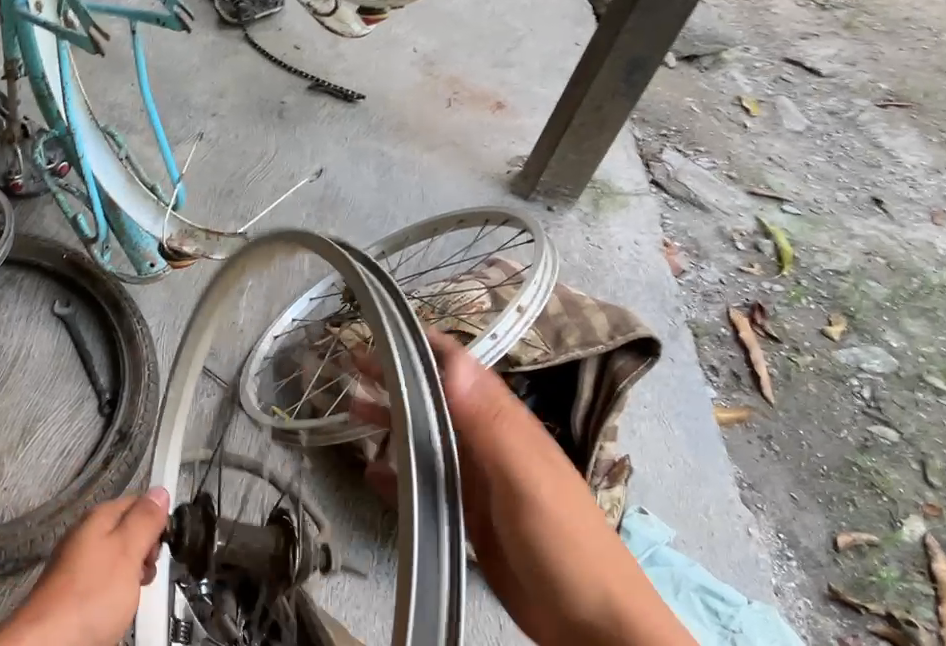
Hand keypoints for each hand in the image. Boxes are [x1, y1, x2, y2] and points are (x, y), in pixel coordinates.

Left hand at [0, 487, 169, 645]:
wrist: (52, 640)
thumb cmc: (89, 596)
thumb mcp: (127, 551)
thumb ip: (144, 520)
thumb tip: (159, 492)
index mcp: (99, 518)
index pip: (138, 502)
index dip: (156, 521)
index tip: (164, 543)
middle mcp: (87, 535)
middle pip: (130, 532)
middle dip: (146, 552)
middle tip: (145, 570)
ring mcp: (81, 563)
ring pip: (122, 560)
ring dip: (134, 575)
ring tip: (132, 593)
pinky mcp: (79, 590)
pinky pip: (109, 582)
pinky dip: (120, 593)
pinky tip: (118, 608)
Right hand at [351, 331, 694, 645]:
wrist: (595, 629)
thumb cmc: (566, 545)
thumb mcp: (525, 479)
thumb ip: (488, 424)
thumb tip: (453, 362)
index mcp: (506, 425)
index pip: (461, 369)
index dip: (424, 346)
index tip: (382, 330)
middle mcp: (488, 445)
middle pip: (436, 399)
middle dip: (397, 379)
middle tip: (352, 365)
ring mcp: (478, 481)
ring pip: (426, 439)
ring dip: (392, 421)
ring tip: (350, 411)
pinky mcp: (468, 517)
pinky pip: (424, 486)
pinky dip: (396, 477)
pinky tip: (369, 474)